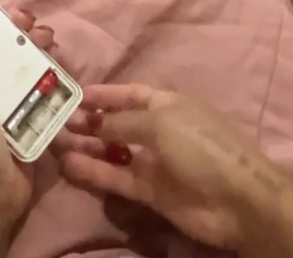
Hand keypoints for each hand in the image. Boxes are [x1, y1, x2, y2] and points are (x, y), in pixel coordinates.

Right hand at [52, 85, 292, 249]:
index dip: (103, 94)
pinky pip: (118, 178)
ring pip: (113, 153)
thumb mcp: (160, 122)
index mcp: (166, 103)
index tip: (73, 94)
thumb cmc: (201, 144)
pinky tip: (71, 167)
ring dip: (87, 148)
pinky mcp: (151, 192)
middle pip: (117, 123)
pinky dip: (95, 173)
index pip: (129, 94)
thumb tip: (93, 120)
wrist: (237, 198)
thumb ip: (122, 121)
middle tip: (55, 122)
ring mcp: (155, 162)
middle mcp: (158, 129)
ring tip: (55, 145)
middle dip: (89, 122)